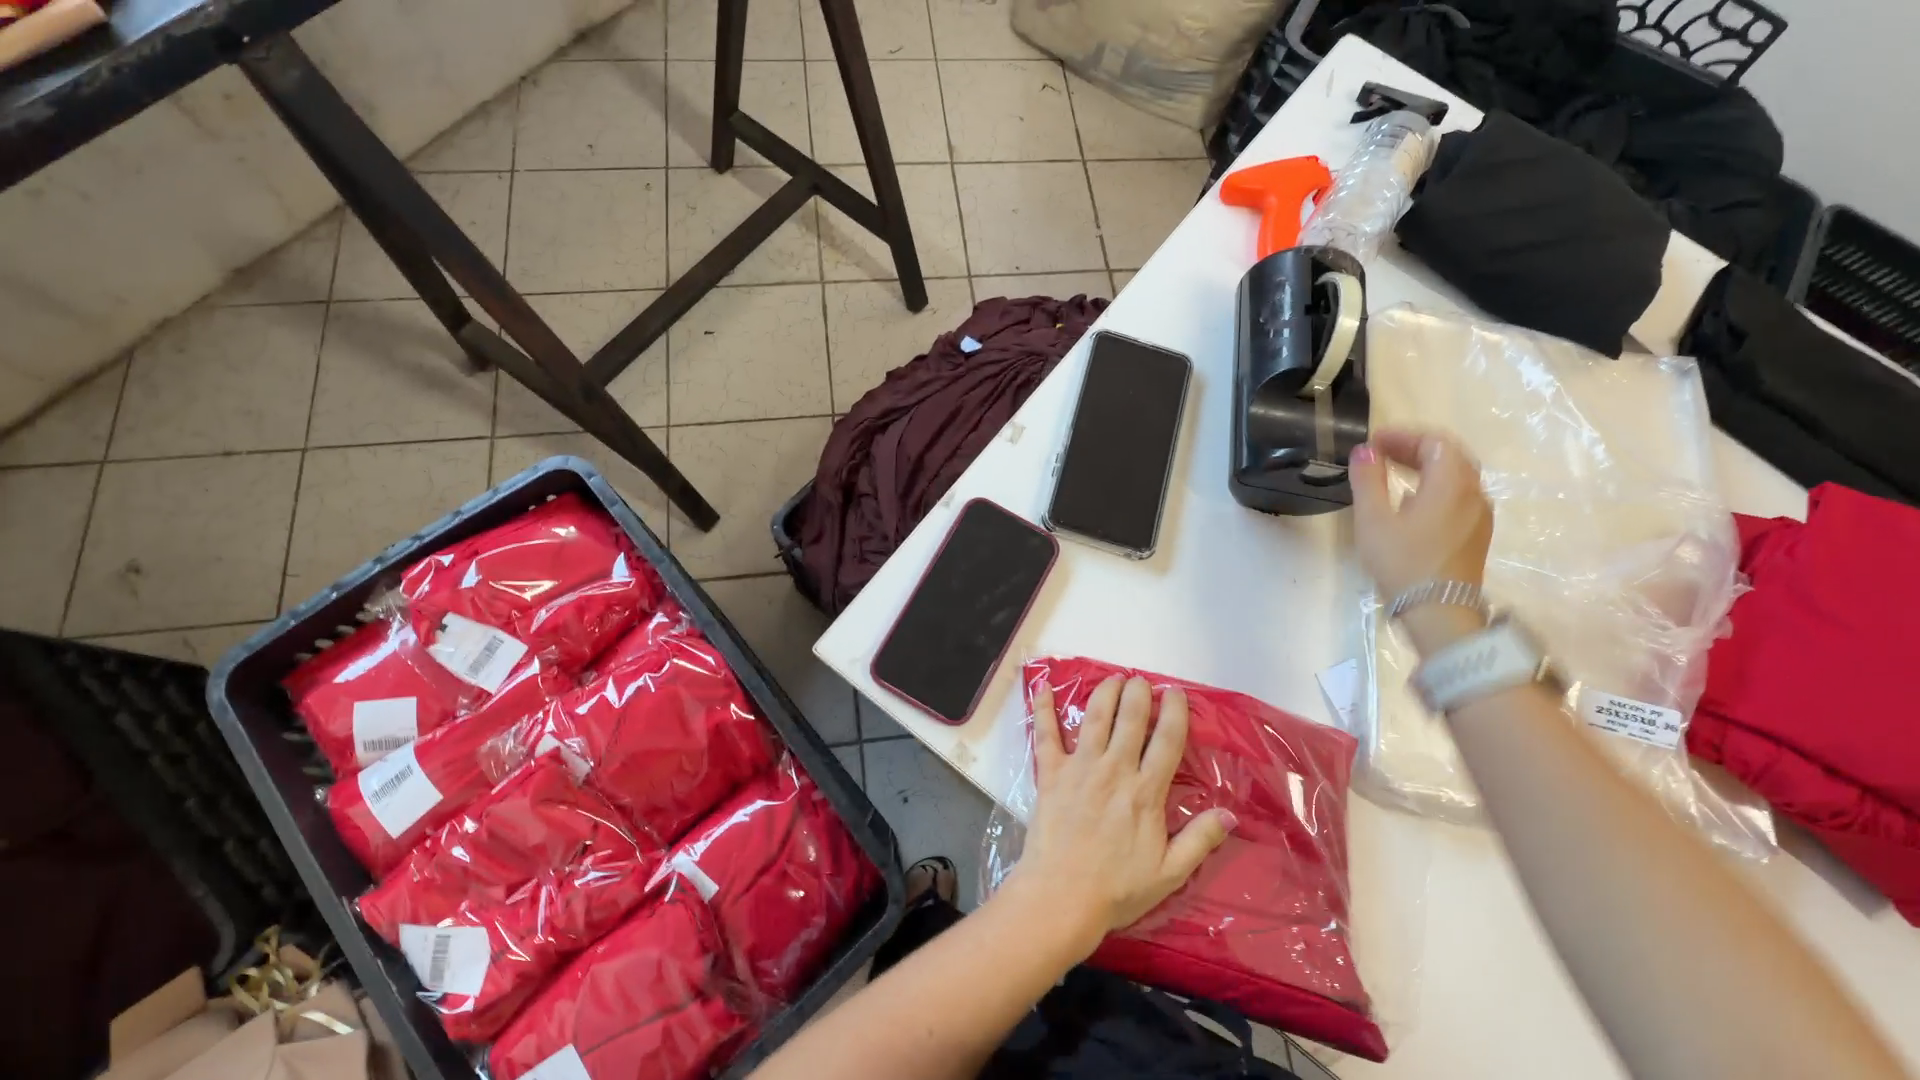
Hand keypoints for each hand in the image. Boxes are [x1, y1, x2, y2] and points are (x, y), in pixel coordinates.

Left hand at [1006, 675, 1236, 957]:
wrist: (1061, 898)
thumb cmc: (1117, 889)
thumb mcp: (1169, 873)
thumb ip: (1199, 840)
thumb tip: (1229, 814)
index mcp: (1145, 792)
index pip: (1166, 740)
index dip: (1174, 712)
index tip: (1176, 693)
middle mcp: (1114, 770)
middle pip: (1130, 719)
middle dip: (1139, 693)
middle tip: (1142, 681)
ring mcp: (1079, 768)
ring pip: (1094, 718)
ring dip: (1105, 692)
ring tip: (1113, 679)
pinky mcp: (1050, 775)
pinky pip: (1045, 735)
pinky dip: (1043, 709)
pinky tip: (1043, 688)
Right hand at [1349, 429, 1494, 652]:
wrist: (1439, 612)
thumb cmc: (1403, 563)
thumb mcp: (1374, 520)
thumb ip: (1368, 480)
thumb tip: (1365, 451)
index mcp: (1451, 482)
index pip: (1434, 441)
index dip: (1403, 436)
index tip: (1372, 445)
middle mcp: (1474, 492)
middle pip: (1449, 455)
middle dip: (1414, 449)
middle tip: (1380, 455)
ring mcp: (1480, 514)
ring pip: (1457, 476)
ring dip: (1426, 468)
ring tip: (1393, 476)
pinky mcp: (1477, 533)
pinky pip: (1459, 496)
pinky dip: (1436, 487)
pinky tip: (1412, 503)